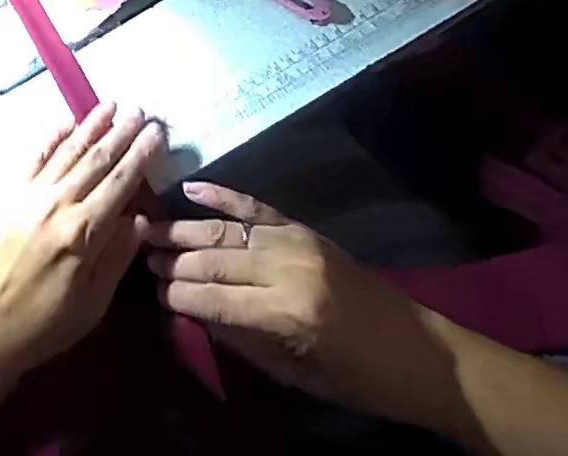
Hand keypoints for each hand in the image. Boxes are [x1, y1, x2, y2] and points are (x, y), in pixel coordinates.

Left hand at [0, 103, 164, 388]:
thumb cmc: (44, 324)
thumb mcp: (92, 303)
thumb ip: (117, 257)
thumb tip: (140, 218)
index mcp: (82, 232)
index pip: (120, 184)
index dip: (141, 156)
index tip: (157, 132)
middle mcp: (57, 204)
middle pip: (96, 161)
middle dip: (121, 134)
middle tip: (140, 110)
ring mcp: (30, 195)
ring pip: (67, 152)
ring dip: (90, 127)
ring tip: (110, 106)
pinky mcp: (9, 195)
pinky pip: (34, 158)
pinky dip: (51, 138)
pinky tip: (66, 123)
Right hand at [145, 182, 463, 432]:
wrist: (425, 353)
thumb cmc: (361, 378)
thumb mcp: (299, 374)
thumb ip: (244, 340)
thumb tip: (194, 313)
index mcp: (289, 313)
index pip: (215, 300)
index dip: (179, 297)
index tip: (152, 293)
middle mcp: (286, 268)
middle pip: (213, 260)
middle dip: (174, 261)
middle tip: (143, 258)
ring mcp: (293, 241)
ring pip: (224, 230)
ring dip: (184, 230)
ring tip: (150, 230)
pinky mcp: (301, 227)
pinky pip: (252, 206)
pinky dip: (219, 195)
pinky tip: (189, 189)